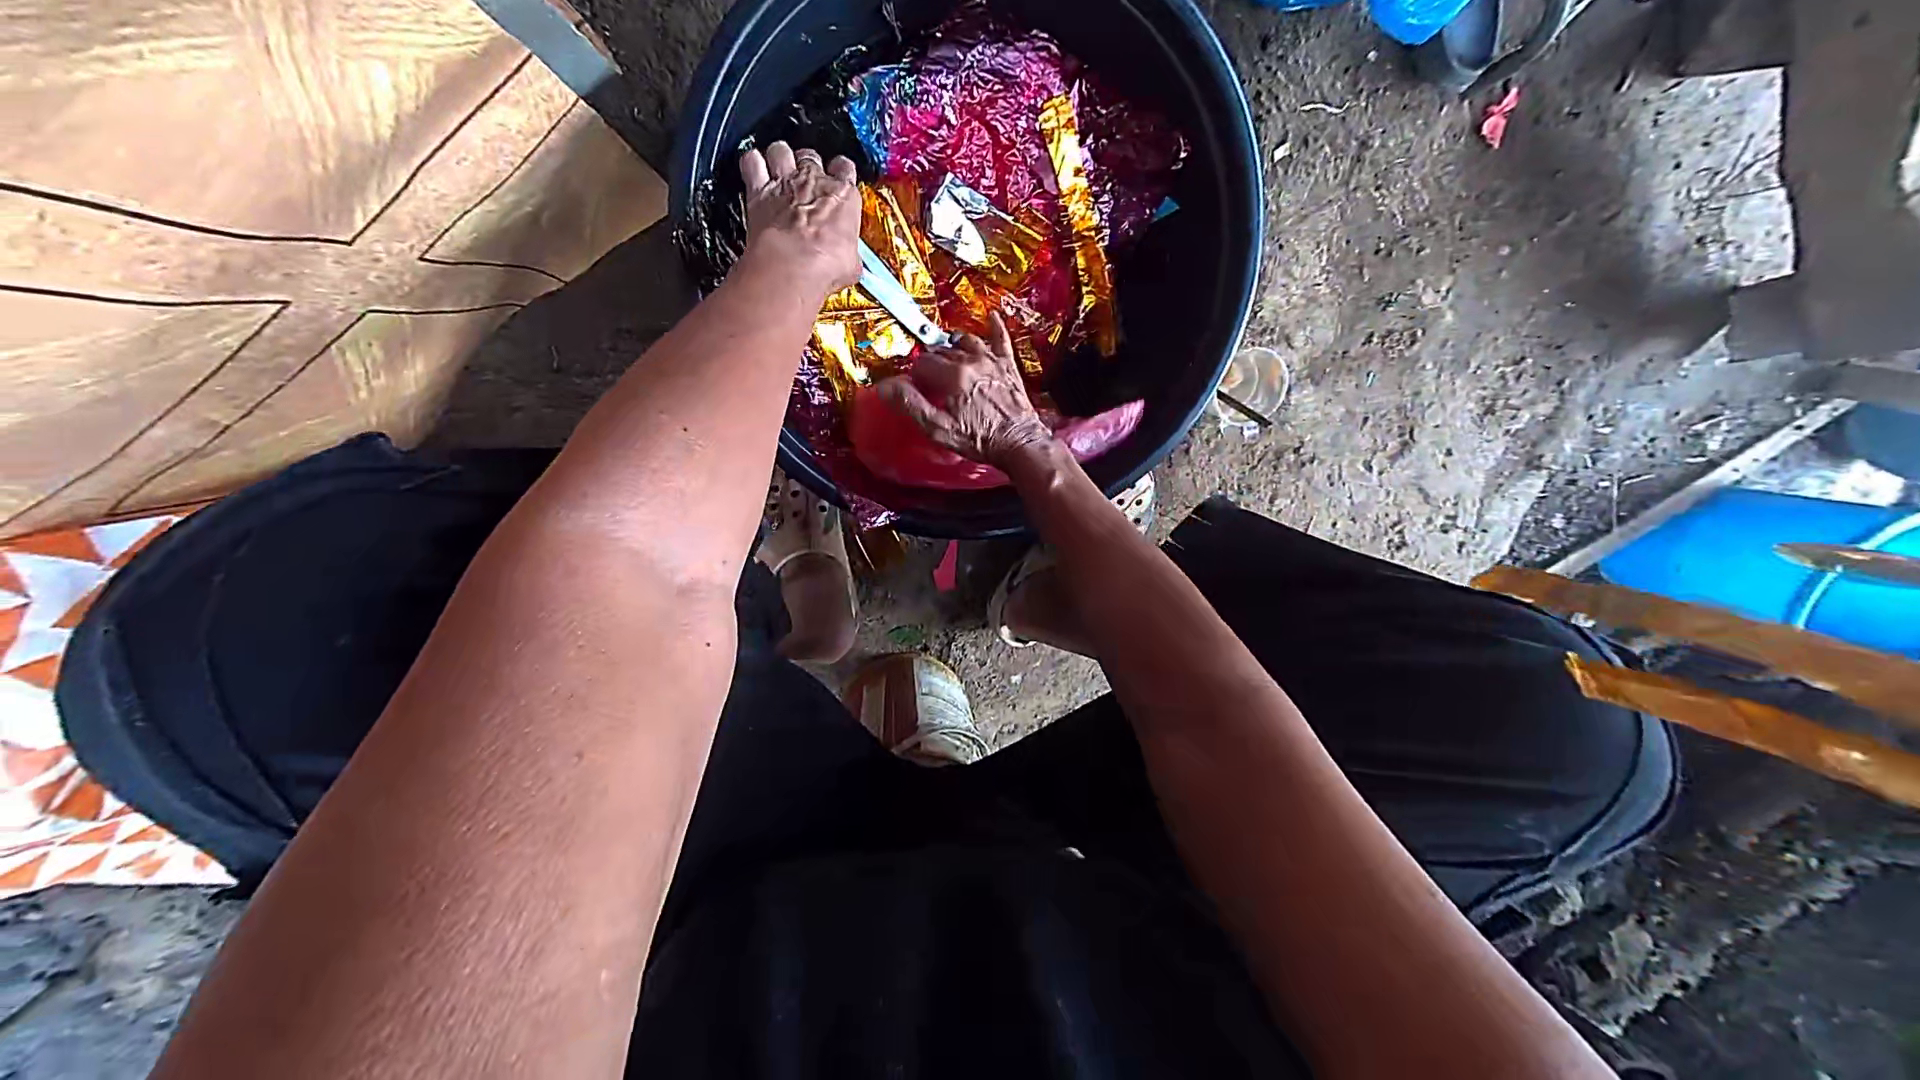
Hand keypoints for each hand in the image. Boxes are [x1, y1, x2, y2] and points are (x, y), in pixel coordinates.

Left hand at [739, 141, 861, 292]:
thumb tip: (850, 262)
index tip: (839, 182)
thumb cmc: (824, 264)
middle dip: (808, 165)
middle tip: (807, 181)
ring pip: (780, 150)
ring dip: (779, 157)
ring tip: (780, 170)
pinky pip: (751, 161)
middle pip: (811, 156)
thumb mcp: (852, 263)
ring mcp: (784, 183)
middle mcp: (813, 181)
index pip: (845, 168)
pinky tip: (754, 169)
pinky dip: (752, 162)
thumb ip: (849, 251)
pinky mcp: (757, 192)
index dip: (841, 173)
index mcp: (842, 195)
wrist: (793, 267)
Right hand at [876, 313, 1055, 468]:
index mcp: (952, 375)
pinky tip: (991, 317)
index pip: (923, 363)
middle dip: (932, 361)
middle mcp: (972, 360)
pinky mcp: (1008, 366)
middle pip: (943, 351)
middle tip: (930, 378)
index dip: (915, 375)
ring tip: (947, 353)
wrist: (1019, 443)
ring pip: (967, 341)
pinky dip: (995, 327)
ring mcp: (992, 361)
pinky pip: (1001, 339)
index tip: (917, 388)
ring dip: (954, 345)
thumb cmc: (978, 439)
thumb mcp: (938, 429)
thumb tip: (885, 386)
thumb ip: (910, 404)